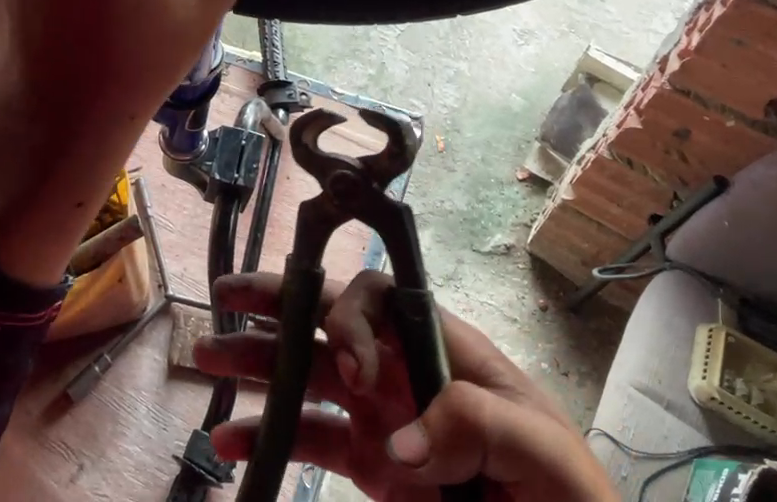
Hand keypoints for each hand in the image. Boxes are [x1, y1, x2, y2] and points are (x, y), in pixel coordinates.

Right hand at [196, 271, 616, 501]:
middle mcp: (402, 372)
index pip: (379, 301)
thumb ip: (476, 426)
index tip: (350, 372)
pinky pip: (309, 441)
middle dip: (276, 304)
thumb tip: (396, 440)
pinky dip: (267, 437)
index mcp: (442, 350)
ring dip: (257, 363)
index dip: (351, 320)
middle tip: (226, 296)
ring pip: (307, 375)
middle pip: (329, 322)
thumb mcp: (542, 454)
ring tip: (207, 359)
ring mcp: (381, 418)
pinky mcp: (370, 467)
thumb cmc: (569, 499)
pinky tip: (232, 441)